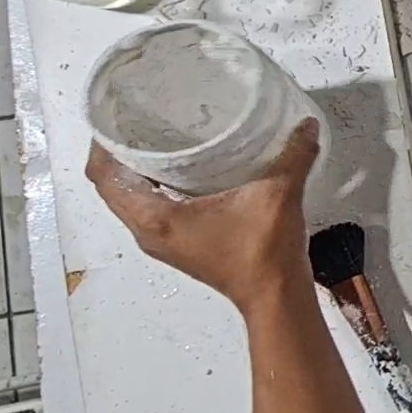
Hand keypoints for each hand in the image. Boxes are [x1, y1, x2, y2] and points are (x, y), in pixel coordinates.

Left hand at [86, 120, 319, 312]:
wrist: (276, 295)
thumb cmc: (264, 248)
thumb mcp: (279, 195)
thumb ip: (294, 157)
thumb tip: (307, 125)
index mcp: (153, 218)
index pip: (104, 177)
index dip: (104, 145)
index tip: (117, 118)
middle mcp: (147, 232)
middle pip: (115, 188)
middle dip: (123, 156)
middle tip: (144, 125)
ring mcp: (164, 242)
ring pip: (136, 202)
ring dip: (143, 175)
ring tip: (167, 145)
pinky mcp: (183, 247)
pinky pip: (156, 212)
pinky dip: (163, 191)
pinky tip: (192, 175)